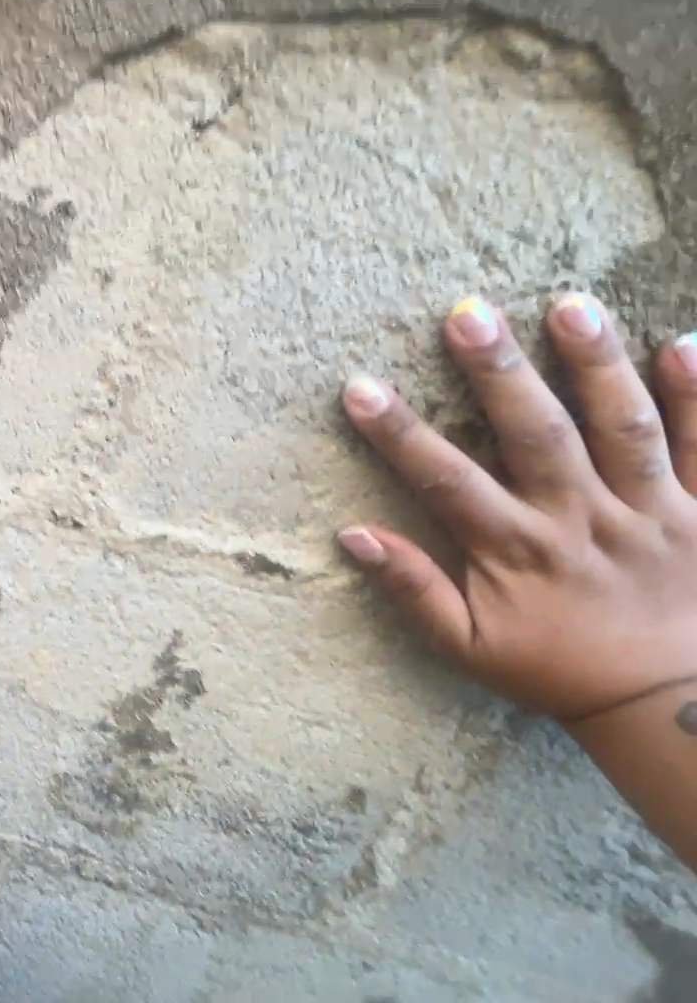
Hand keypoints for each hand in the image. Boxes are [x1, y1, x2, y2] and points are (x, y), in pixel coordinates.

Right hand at [338, 294, 696, 722]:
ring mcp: (659, 512)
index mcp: (516, 549)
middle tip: (469, 313)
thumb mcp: (464, 645)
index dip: (397, 431)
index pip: (442, 477)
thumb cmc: (556, 671)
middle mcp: (584, 519)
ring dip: (595, 364)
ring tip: (570, 305)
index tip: (359, 388)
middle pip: (536, 433)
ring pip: (625, 426)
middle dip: (498, 371)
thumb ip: (409, 587)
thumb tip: (351, 535)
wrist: (681, 708)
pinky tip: (685, 345)